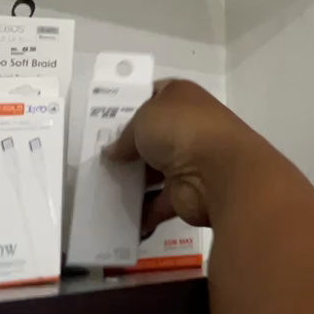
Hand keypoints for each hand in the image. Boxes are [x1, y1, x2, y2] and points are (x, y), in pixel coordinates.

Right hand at [105, 79, 272, 234]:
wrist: (219, 170)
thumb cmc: (181, 129)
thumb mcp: (143, 118)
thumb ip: (124, 135)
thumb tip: (113, 152)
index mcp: (181, 97)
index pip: (153, 95)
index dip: (130, 105)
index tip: (103, 120)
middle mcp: (186, 127)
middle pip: (150, 137)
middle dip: (125, 149)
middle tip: (95, 159)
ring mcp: (188, 160)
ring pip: (152, 171)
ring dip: (131, 182)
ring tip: (98, 189)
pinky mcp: (186, 193)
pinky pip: (157, 204)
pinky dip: (140, 213)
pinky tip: (115, 219)